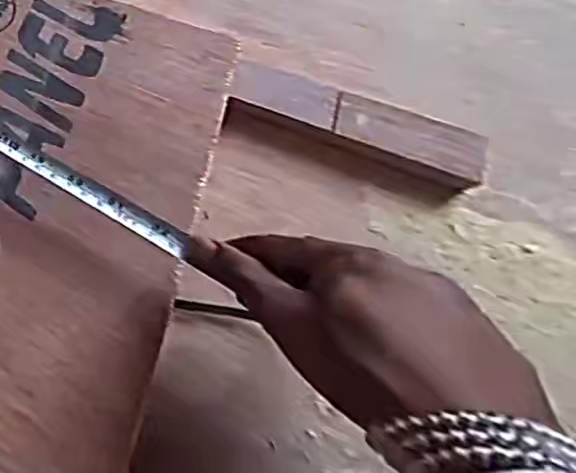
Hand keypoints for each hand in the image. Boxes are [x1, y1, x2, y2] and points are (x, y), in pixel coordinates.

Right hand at [194, 235, 558, 429]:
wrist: (476, 443)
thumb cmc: (363, 371)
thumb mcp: (286, 319)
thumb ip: (241, 274)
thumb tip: (198, 241)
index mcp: (350, 257)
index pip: (278, 245)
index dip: (245, 258)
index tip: (227, 273)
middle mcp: (402, 267)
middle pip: (330, 268)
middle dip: (301, 286)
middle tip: (284, 317)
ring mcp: (452, 303)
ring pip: (376, 294)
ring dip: (350, 307)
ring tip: (339, 344)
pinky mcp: (486, 339)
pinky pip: (420, 322)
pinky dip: (395, 332)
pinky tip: (390, 361)